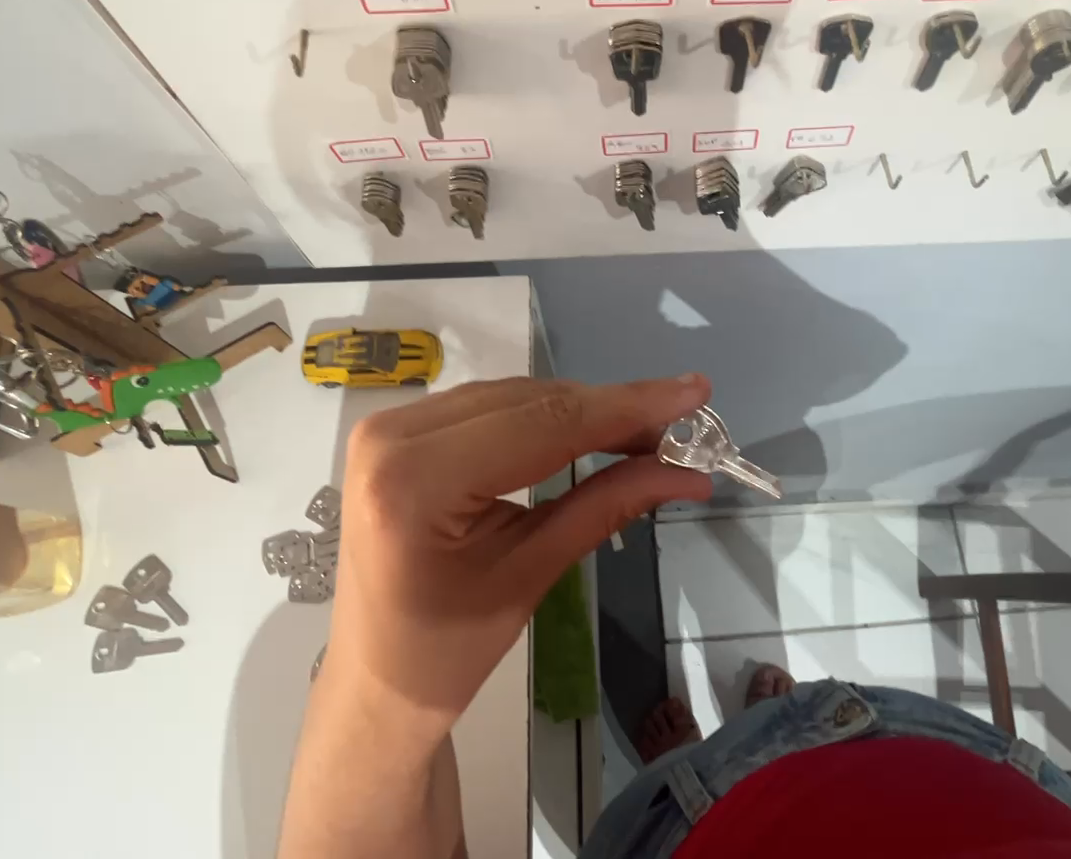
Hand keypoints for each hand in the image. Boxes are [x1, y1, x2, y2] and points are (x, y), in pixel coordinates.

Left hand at [327, 374, 713, 734]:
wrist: (376, 678)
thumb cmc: (448, 648)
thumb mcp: (532, 573)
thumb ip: (608, 505)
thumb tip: (689, 474)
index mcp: (416, 481)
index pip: (544, 424)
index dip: (627, 406)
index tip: (694, 392)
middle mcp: (393, 434)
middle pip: (530, 401)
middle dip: (611, 411)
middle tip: (680, 428)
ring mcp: (389, 426)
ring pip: (514, 396)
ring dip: (581, 410)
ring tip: (645, 433)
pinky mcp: (398, 429)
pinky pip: (489, 406)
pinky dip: (544, 416)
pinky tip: (587, 430)